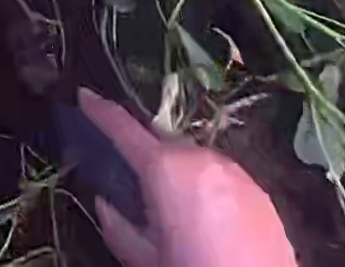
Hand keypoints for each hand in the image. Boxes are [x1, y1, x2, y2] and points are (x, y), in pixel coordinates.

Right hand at [78, 88, 296, 266]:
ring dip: (179, 174)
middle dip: (148, 158)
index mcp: (163, 168)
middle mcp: (197, 156)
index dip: (100, 109)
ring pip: (192, 159)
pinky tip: (213, 226)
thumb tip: (105, 205)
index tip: (85, 95)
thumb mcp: (146, 262)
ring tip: (182, 217)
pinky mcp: (259, 190)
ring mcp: (232, 170)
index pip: (123, 127)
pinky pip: (221, 177)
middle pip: (161, 143)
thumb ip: (117, 228)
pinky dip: (208, 189)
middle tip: (143, 193)